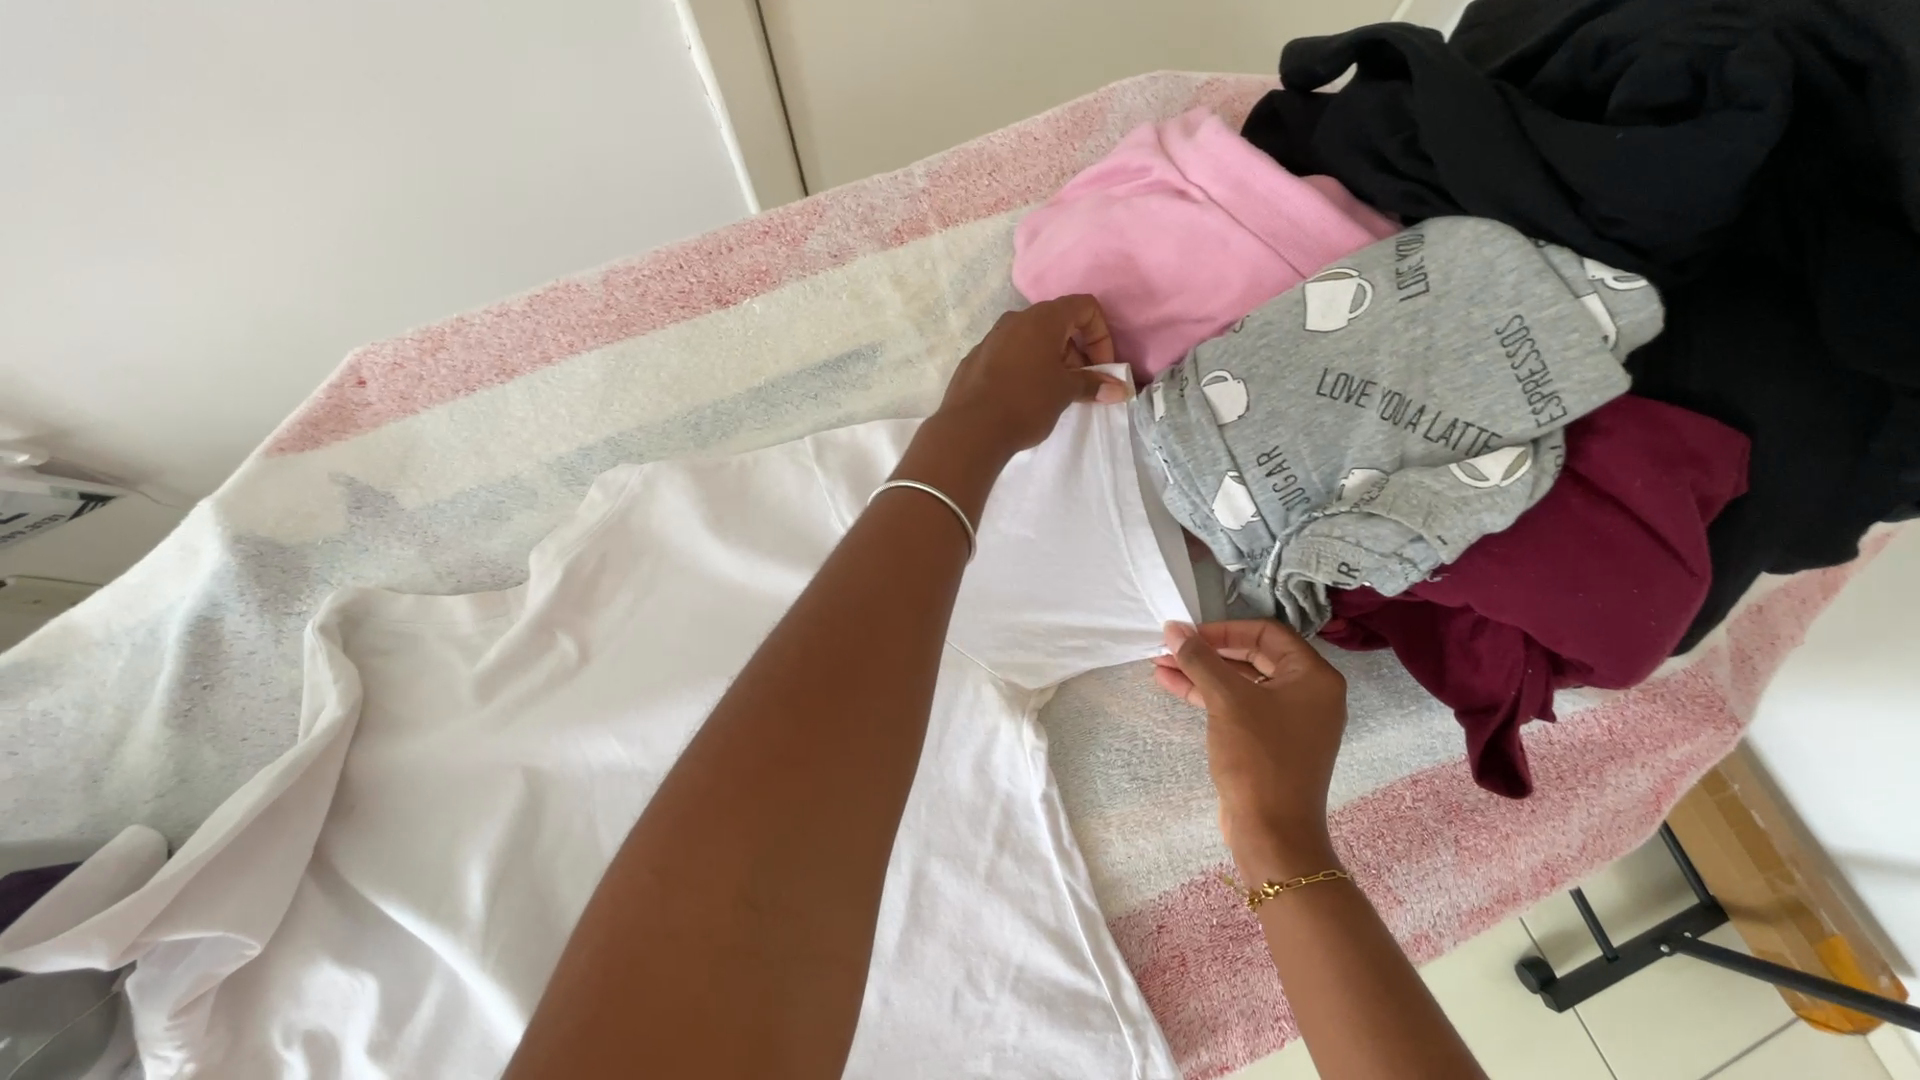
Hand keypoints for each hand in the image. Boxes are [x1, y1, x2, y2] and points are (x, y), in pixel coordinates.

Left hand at [932, 295, 1130, 456]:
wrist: (970, 430)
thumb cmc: (1026, 402)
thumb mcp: (1065, 393)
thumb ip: (1093, 385)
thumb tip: (1119, 389)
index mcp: (1042, 319)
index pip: (1084, 306)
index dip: (1101, 334)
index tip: (1101, 367)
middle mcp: (1015, 320)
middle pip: (1058, 323)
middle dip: (1076, 351)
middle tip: (1080, 384)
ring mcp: (991, 338)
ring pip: (1031, 340)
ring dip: (1051, 360)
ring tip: (1053, 394)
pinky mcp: (975, 359)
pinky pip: (1010, 355)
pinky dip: (1026, 368)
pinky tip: (1023, 398)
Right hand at [1154, 620, 1348, 875]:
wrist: (1272, 832)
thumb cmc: (1258, 758)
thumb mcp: (1226, 701)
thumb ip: (1199, 659)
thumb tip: (1173, 628)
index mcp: (1314, 677)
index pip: (1267, 633)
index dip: (1223, 629)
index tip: (1187, 634)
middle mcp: (1309, 693)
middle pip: (1253, 656)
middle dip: (1207, 651)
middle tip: (1169, 647)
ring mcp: (1290, 720)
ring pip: (1241, 682)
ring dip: (1202, 672)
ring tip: (1160, 664)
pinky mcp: (1271, 741)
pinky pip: (1239, 706)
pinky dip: (1209, 695)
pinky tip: (1173, 685)